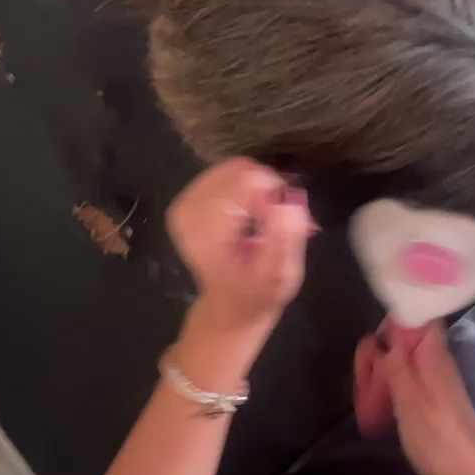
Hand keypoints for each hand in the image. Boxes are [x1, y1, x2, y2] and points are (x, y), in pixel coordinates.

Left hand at [167, 158, 312, 334]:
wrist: (229, 306)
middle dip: (266, 185)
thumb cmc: (258, 294)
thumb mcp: (281, 275)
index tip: (285, 213)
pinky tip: (252, 208)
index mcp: (208, 233)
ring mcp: (184, 205)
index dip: (273, 189)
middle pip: (238, 170)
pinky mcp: (187, 201)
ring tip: (267, 213)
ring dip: (257, 184)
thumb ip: (286, 237)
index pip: (245, 181)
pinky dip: (245, 184)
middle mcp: (188, 213)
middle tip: (279, 213)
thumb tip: (290, 198)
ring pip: (232, 168)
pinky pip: (223, 173)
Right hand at [380, 324, 474, 474]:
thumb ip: (396, 367)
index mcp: (434, 356)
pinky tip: (384, 404)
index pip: (419, 319)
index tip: (373, 340)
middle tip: (364, 373)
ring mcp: (440, 383)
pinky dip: (396, 386)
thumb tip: (386, 339)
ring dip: (387, 370)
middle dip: (384, 350)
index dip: (395, 322)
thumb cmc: (438, 438)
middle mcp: (439, 363)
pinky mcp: (440, 401)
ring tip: (367, 389)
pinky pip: (413, 381)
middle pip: (409, 341)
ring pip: (409, 362)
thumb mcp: (409, 402)